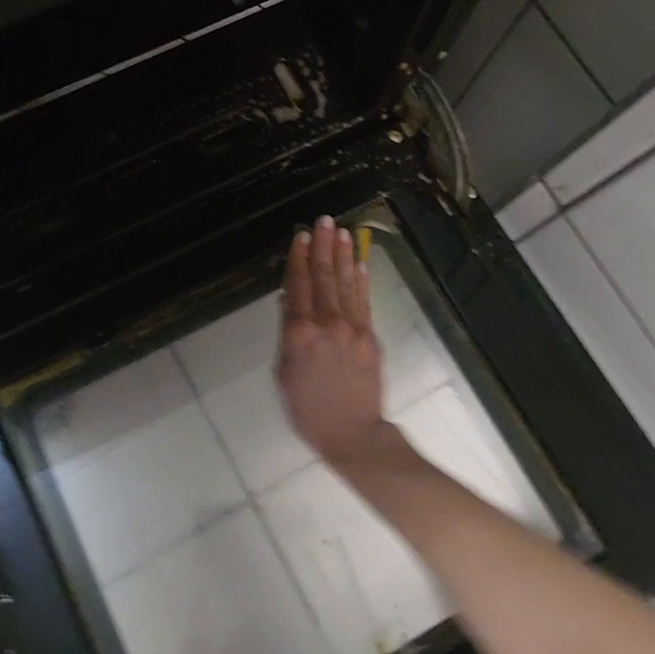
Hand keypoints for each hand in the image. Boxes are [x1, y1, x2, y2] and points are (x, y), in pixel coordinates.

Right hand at [275, 216, 390, 463]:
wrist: (353, 433)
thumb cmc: (308, 410)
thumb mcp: (284, 373)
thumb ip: (287, 335)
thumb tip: (290, 302)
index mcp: (299, 333)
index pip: (298, 285)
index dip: (298, 258)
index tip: (300, 235)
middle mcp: (326, 323)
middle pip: (323, 276)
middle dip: (322, 246)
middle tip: (324, 220)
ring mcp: (352, 328)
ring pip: (345, 283)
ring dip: (342, 255)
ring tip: (341, 231)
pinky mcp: (370, 336)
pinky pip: (364, 301)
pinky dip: (360, 280)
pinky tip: (358, 262)